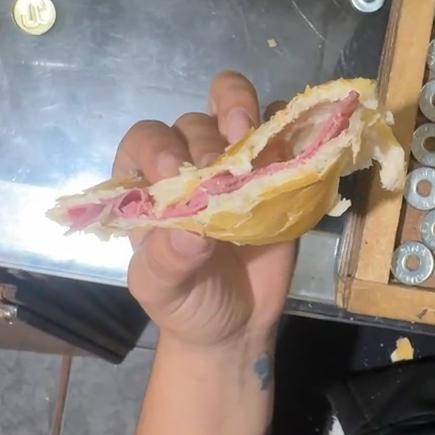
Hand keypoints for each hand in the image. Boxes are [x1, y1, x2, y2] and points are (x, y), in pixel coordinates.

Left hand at [112, 71, 295, 355]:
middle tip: (219, 168)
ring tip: (249, 133)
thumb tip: (191, 228)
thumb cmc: (187, 302)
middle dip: (205, 138)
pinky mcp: (276, 171)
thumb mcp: (163, 289)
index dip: (158, 147)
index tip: (174, 171)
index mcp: (149, 185)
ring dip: (240, 108)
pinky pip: (281, 130)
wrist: (237, 326)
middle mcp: (190, 163)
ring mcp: (235, 163)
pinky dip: (287, 125)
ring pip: (232, 108)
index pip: (146, 142)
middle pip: (193, 123)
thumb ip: (168, 259)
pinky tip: (289, 143)